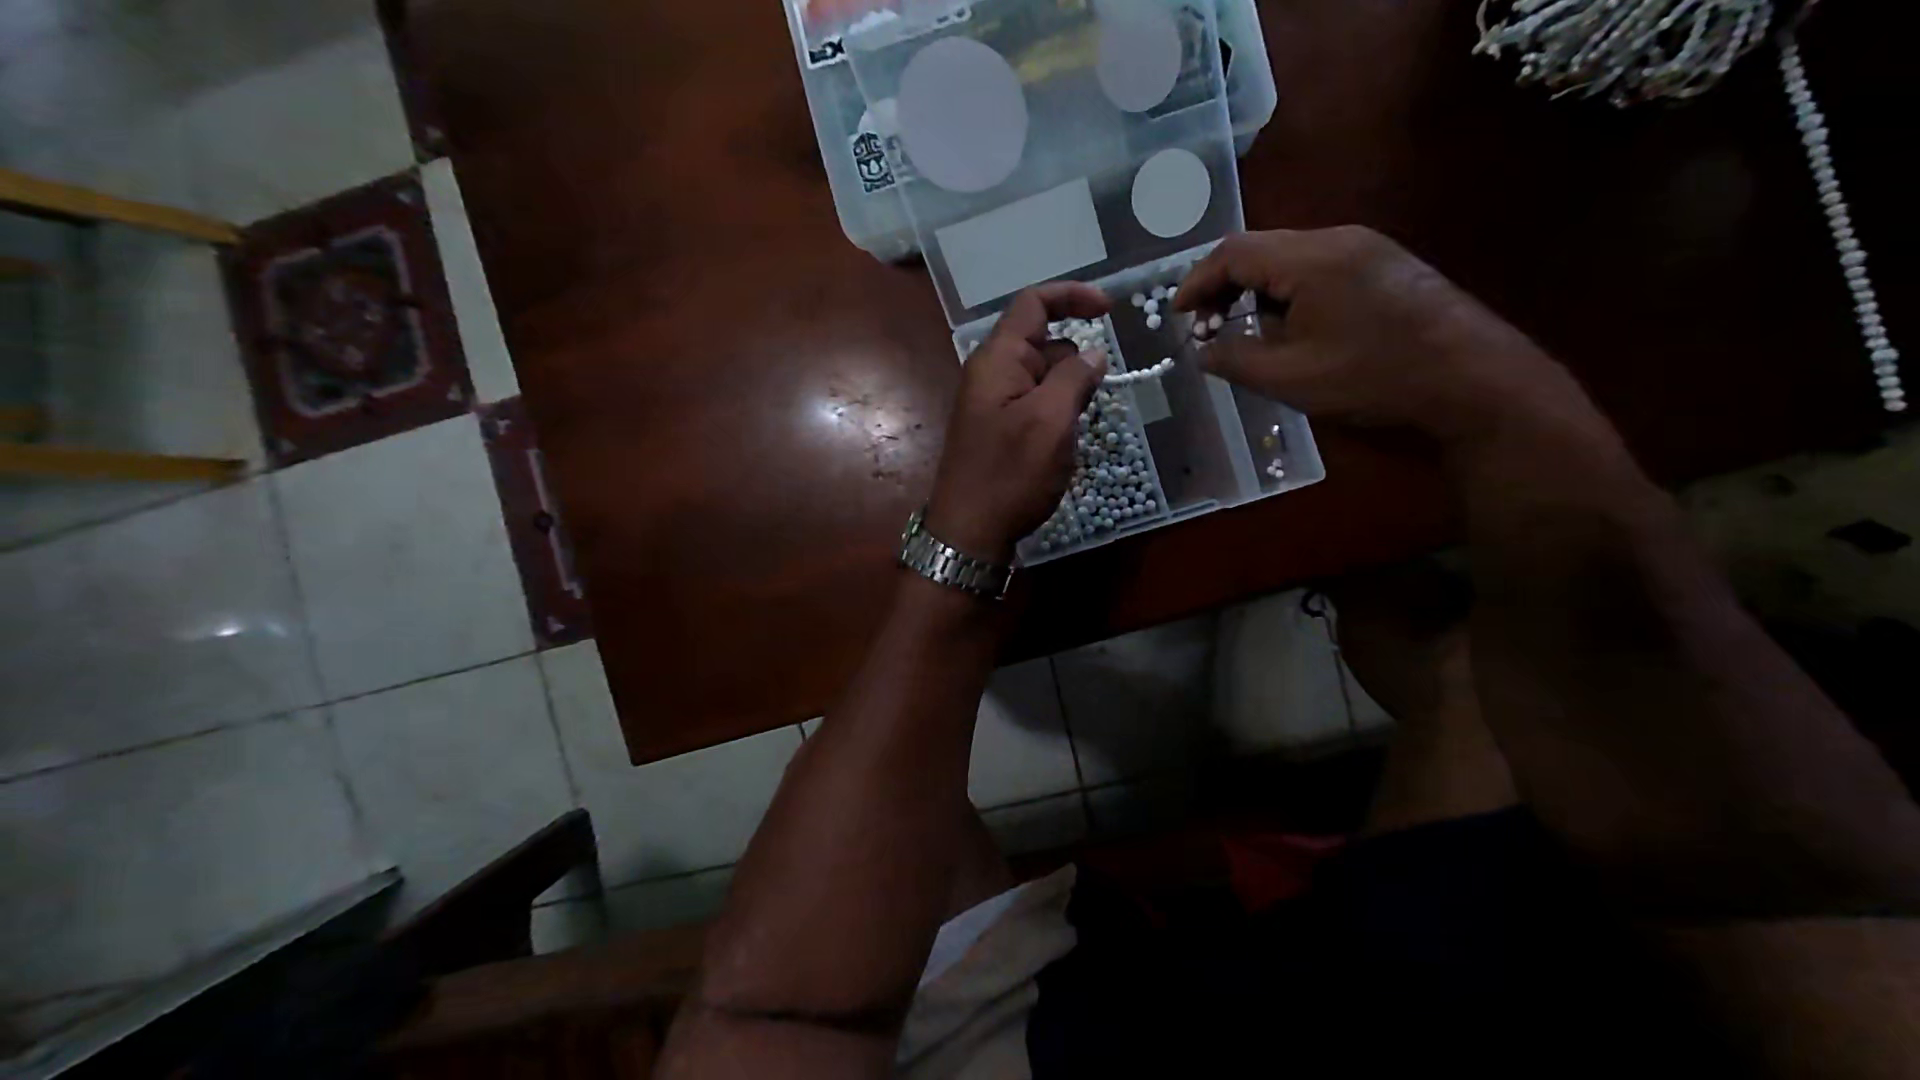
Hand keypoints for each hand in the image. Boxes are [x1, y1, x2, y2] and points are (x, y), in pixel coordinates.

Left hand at [924, 283, 1111, 563]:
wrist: (969, 531)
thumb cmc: (1010, 474)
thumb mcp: (1051, 421)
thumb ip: (1074, 378)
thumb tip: (1093, 354)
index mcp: (997, 359)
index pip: (1033, 304)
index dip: (1072, 297)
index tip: (1110, 311)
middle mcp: (991, 374)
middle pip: (1043, 343)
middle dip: (1074, 364)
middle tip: (1085, 405)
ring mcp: (993, 403)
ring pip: (1044, 378)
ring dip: (1068, 395)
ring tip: (1069, 435)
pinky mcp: (999, 429)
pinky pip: (1035, 406)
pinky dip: (1056, 416)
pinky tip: (1059, 448)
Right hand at [1174, 227, 1604, 446]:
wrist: (1473, 379)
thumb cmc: (1373, 377)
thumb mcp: (1289, 377)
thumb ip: (1234, 359)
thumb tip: (1201, 351)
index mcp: (1311, 258)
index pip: (1234, 253)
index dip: (1196, 282)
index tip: (1176, 316)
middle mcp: (1338, 239)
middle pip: (1260, 249)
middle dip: (1222, 287)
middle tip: (1204, 328)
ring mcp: (1367, 249)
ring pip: (1288, 258)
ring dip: (1254, 291)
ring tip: (1240, 332)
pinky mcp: (1384, 267)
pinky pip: (1317, 268)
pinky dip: (1286, 293)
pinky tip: (1286, 328)